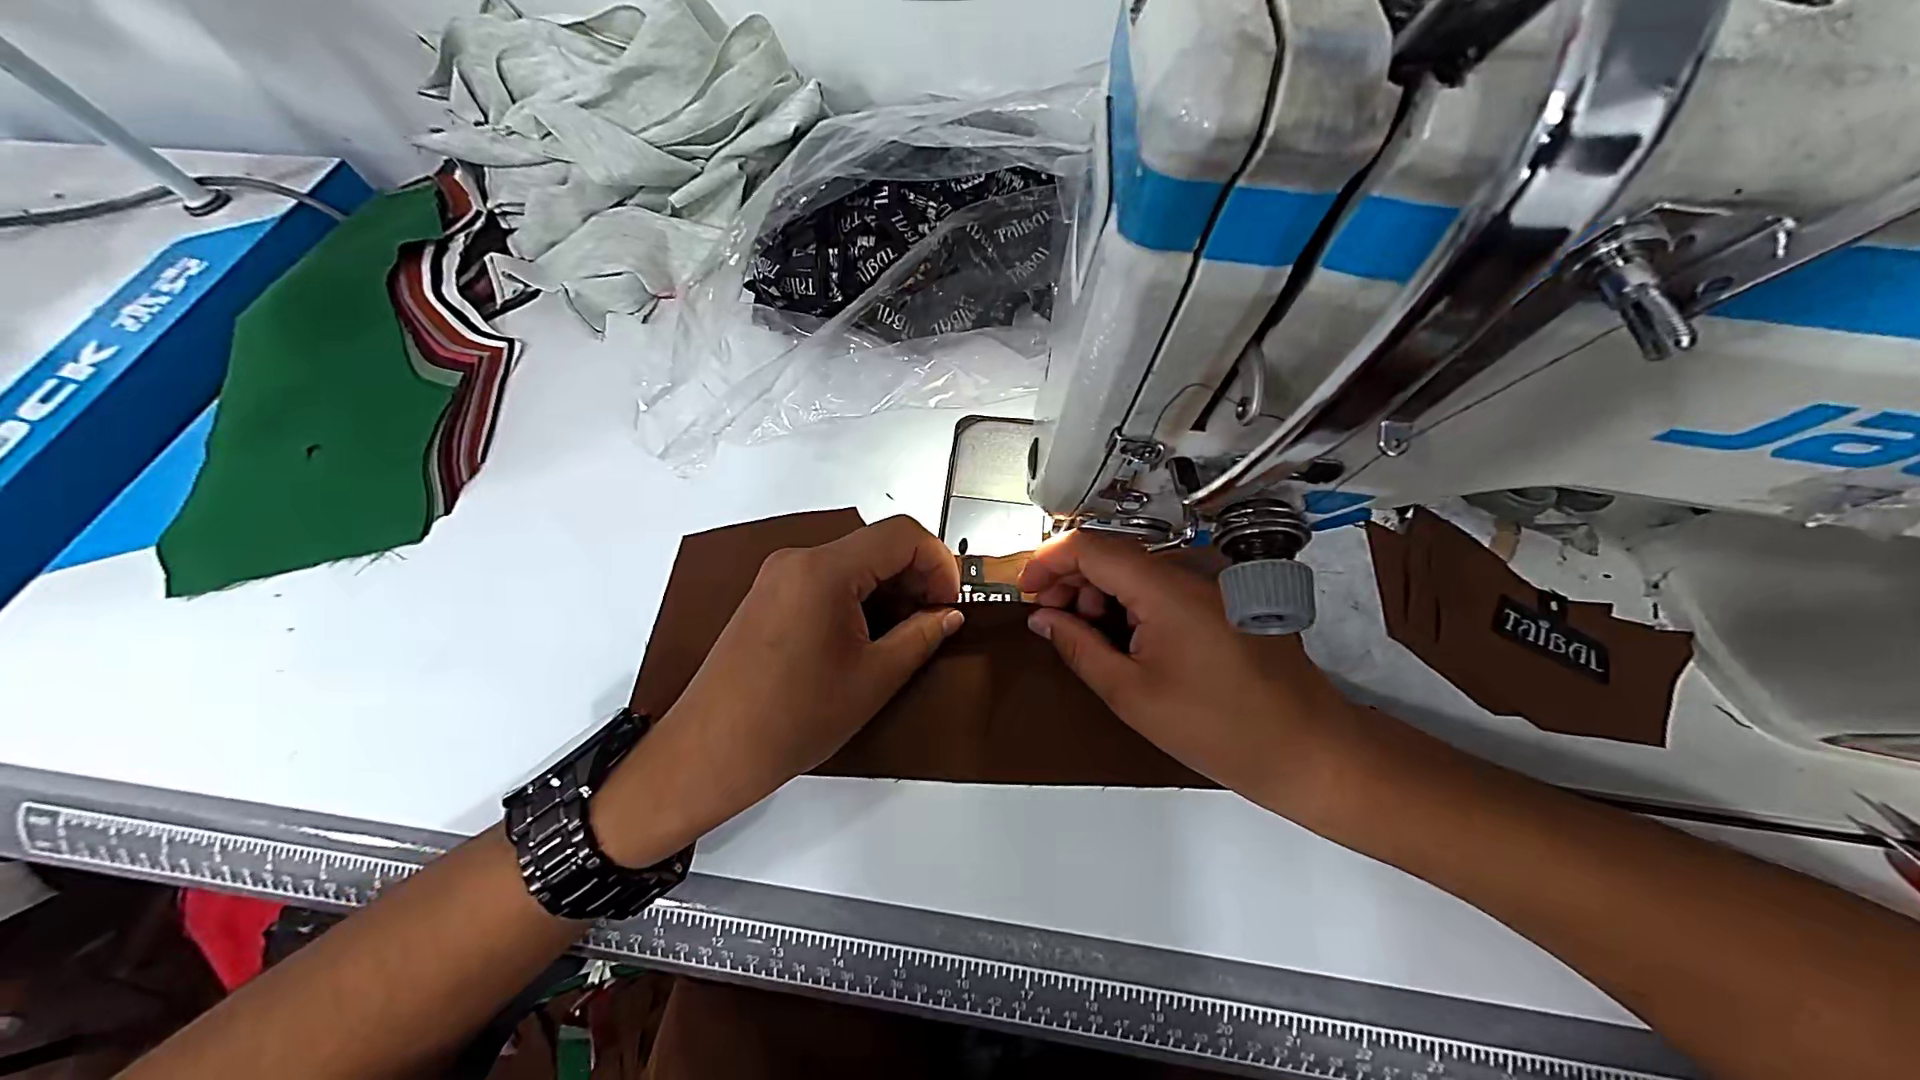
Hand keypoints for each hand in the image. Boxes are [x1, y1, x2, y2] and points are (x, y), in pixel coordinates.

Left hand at [591, 516, 962, 865]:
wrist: (711, 751)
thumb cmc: (787, 720)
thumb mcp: (873, 679)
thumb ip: (921, 636)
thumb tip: (948, 615)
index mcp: (823, 571)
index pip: (902, 534)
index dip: (939, 562)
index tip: (949, 601)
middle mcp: (797, 561)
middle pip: (877, 543)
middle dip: (915, 575)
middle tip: (933, 620)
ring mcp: (778, 576)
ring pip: (854, 561)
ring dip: (888, 587)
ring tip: (903, 634)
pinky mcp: (769, 595)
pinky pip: (827, 578)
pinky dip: (858, 596)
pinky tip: (867, 636)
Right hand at [1018, 530, 1361, 821]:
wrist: (1304, 747)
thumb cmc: (1225, 729)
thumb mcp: (1131, 693)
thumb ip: (1078, 646)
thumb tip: (1044, 619)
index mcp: (1168, 589)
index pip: (1091, 547)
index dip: (1049, 562)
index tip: (1027, 588)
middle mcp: (1194, 571)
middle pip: (1113, 552)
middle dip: (1072, 579)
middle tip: (1052, 617)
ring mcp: (1214, 580)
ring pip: (1137, 565)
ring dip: (1102, 590)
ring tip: (1090, 632)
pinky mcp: (1224, 593)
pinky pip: (1164, 581)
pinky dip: (1133, 598)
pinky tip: (1125, 634)